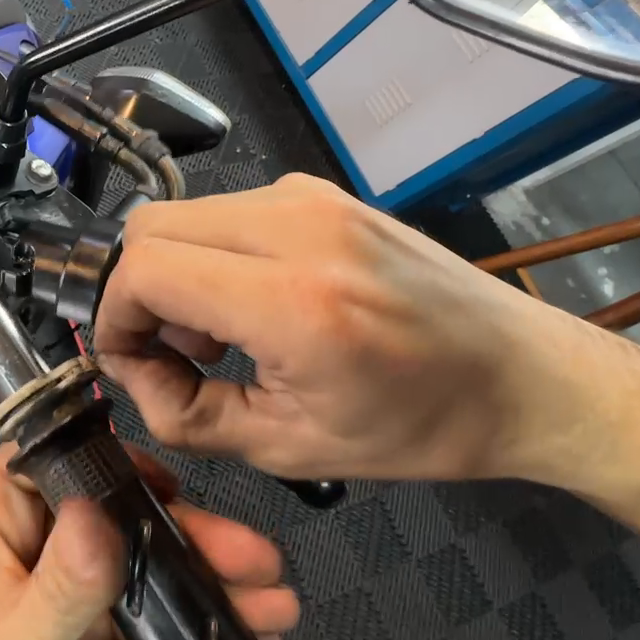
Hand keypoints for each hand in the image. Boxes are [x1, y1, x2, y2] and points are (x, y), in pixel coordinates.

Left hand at [0, 444, 297, 639]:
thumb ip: (61, 582)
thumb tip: (99, 507)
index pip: (51, 459)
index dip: (109, 460)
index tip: (172, 485)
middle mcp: (31, 538)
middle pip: (112, 510)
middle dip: (186, 532)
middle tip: (256, 557)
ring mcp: (64, 584)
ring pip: (137, 560)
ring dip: (204, 578)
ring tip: (273, 603)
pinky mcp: (91, 630)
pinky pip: (145, 612)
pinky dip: (192, 622)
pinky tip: (248, 635)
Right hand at [93, 174, 606, 483]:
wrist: (526, 376)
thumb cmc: (422, 426)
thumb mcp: (289, 448)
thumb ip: (185, 414)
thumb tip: (131, 370)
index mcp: (297, 301)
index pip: (145, 269)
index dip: (114, 315)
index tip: (130, 358)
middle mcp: (297, 226)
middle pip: (148, 227)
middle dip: (136, 290)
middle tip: (174, 347)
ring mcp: (308, 197)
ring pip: (180, 215)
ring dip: (173, 271)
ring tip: (221, 331)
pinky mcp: (316, 191)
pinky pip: (222, 211)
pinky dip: (208, 254)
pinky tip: (251, 301)